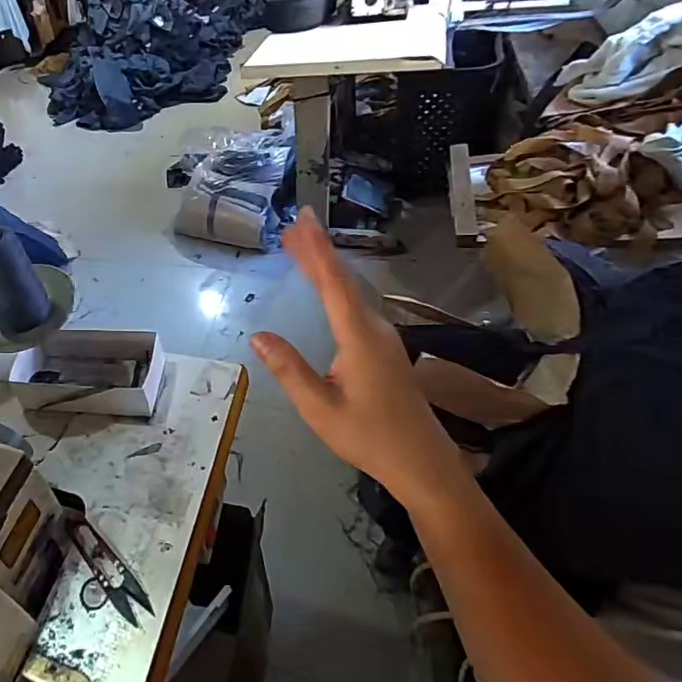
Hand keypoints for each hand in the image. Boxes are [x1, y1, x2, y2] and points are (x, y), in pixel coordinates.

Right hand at [250, 211, 467, 508]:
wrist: (421, 461)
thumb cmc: (369, 436)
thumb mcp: (319, 408)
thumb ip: (290, 370)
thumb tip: (259, 337)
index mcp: (359, 337)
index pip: (334, 283)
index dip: (317, 249)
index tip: (304, 220)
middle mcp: (375, 328)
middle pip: (343, 280)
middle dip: (317, 251)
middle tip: (292, 226)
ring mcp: (383, 338)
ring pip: (351, 292)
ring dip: (326, 268)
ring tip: (301, 248)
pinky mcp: (384, 349)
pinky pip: (356, 306)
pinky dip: (336, 288)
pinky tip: (326, 289)